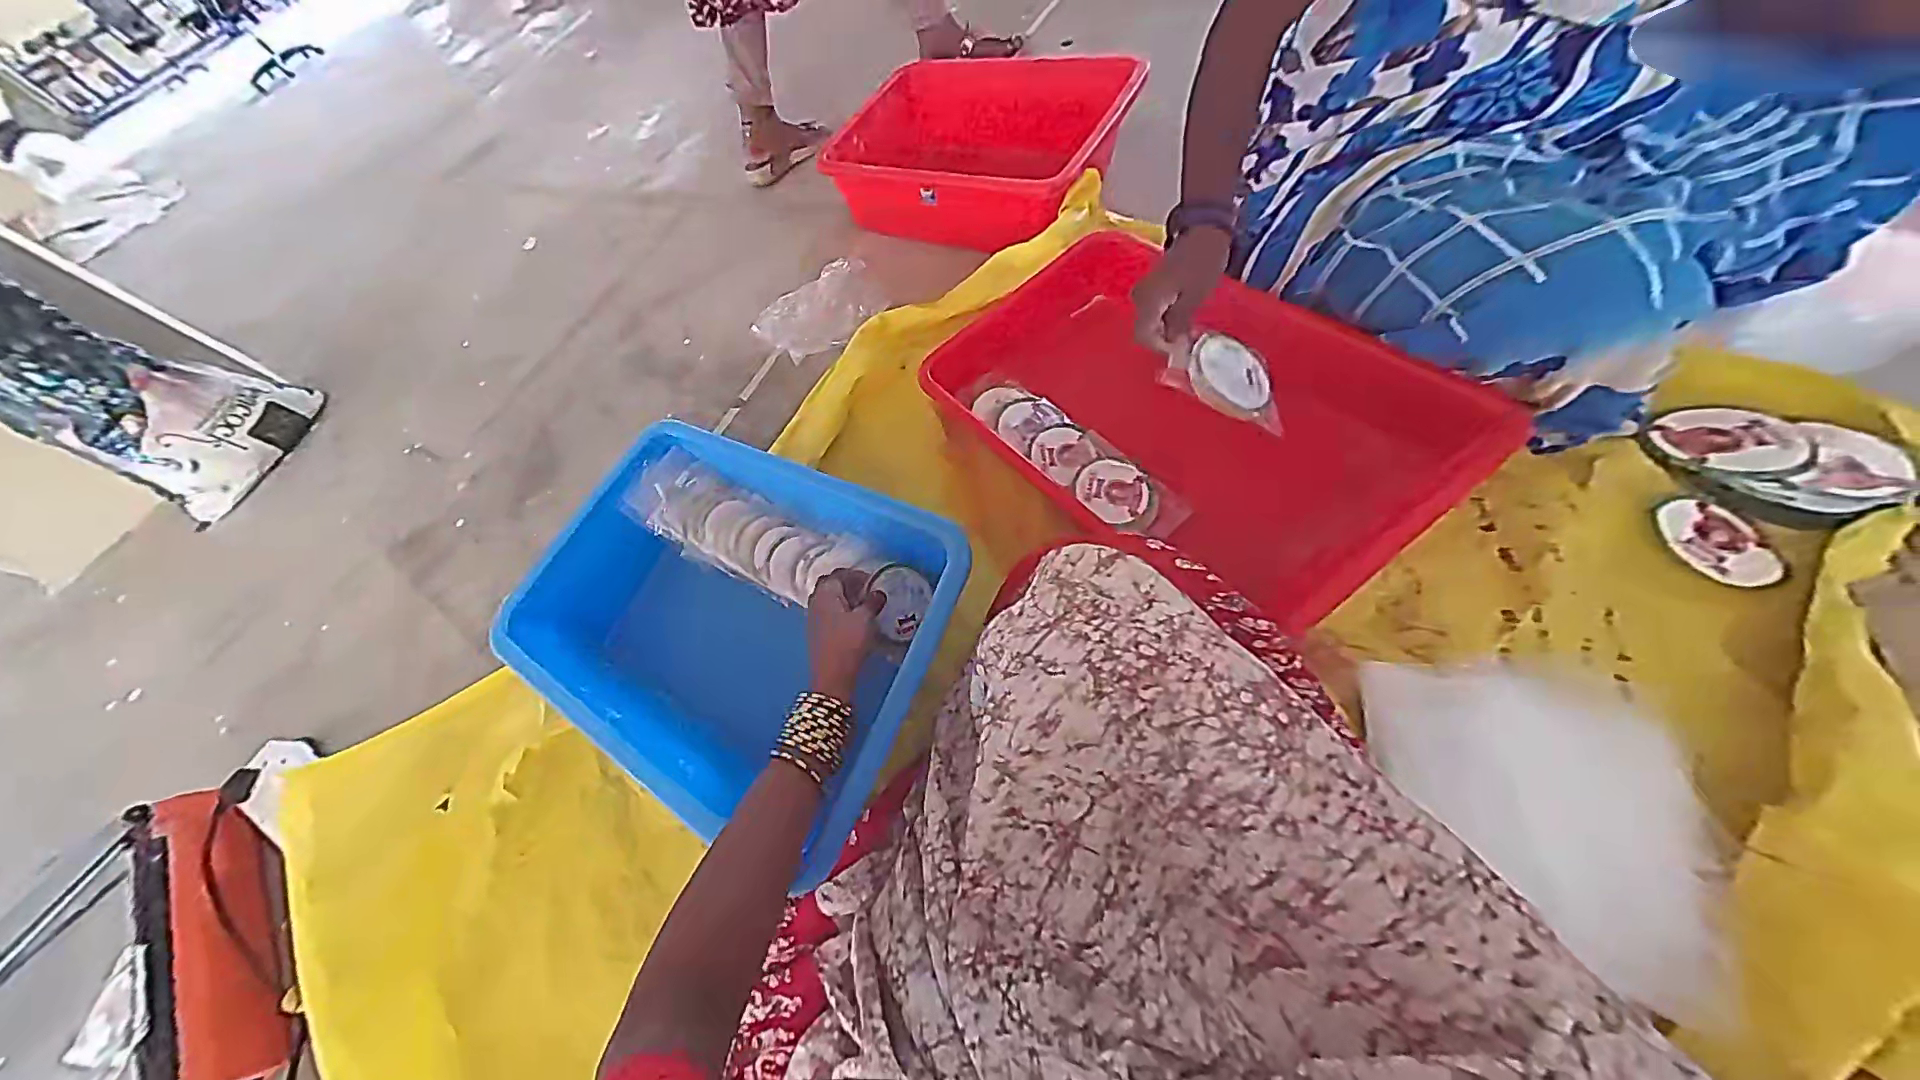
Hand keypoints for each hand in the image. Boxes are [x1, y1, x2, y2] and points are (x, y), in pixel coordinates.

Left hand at [806, 568, 884, 701]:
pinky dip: (840, 609)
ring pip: (829, 598)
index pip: (839, 574)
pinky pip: (828, 611)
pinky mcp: (816, 630)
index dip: (856, 575)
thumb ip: (872, 601)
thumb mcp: (865, 619)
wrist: (832, 674)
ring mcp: (813, 616)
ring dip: (844, 597)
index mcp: (825, 593)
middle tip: (867, 591)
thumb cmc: (849, 642)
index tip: (872, 582)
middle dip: (849, 584)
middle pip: (831, 584)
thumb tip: (878, 592)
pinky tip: (853, 620)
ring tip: (863, 605)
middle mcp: (815, 600)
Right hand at [1132, 226, 1232, 353]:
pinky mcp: (1150, 287)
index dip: (1161, 347)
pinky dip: (1165, 319)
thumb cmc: (1201, 263)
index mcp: (1148, 302)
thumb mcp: (1194, 297)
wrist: (1203, 230)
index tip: (1181, 348)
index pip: (1143, 337)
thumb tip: (1172, 346)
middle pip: (1144, 331)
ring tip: (1186, 329)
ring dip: (1165, 330)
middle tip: (1186, 341)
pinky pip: (1152, 312)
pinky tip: (1181, 316)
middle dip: (1164, 340)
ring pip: (1148, 322)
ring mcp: (1143, 292)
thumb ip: (1179, 324)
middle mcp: (1139, 298)